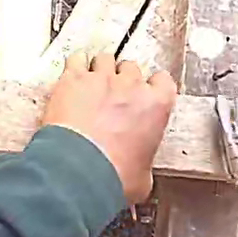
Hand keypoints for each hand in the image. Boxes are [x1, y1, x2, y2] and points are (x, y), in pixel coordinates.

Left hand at [40, 53, 177, 202]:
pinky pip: (77, 58)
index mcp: (156, 106)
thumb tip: (138, 173)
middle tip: (114, 95)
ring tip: (93, 83)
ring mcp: (102, 78)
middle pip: (132, 68)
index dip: (153, 87)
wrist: (80, 170)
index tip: (145, 94)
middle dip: (123, 79)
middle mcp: (131, 86)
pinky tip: (74, 72)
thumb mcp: (142, 178)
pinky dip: (76, 63)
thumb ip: (144, 163)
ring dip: (101, 69)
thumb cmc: (113, 176)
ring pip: (106, 59)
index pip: (163, 82)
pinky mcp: (75, 78)